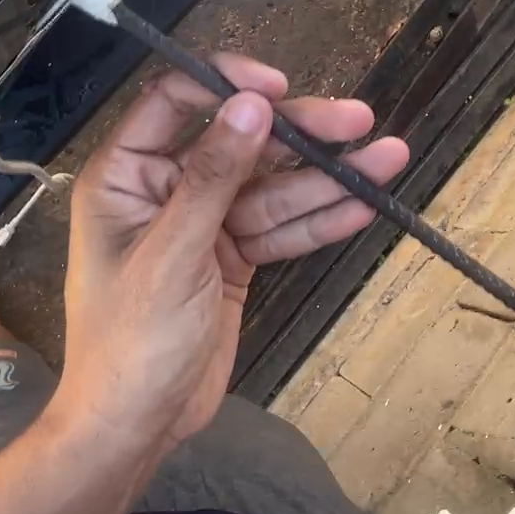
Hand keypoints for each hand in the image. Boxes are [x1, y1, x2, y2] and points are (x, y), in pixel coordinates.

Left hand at [52, 54, 409, 463]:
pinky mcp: (233, 260)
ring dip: (326, 179)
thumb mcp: (171, 256)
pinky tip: (362, 206)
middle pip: (239, 146)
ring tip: (388, 158)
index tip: (280, 89)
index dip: (225, 86)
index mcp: (126, 177)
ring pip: (270, 191)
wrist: (137, 426)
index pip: (173, 104)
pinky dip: (317, 222)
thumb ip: (212, 178)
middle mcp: (165, 191)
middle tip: (360, 120)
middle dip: (299, 137)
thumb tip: (249, 104)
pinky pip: (278, 231)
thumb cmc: (131, 341)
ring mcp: (204, 226)